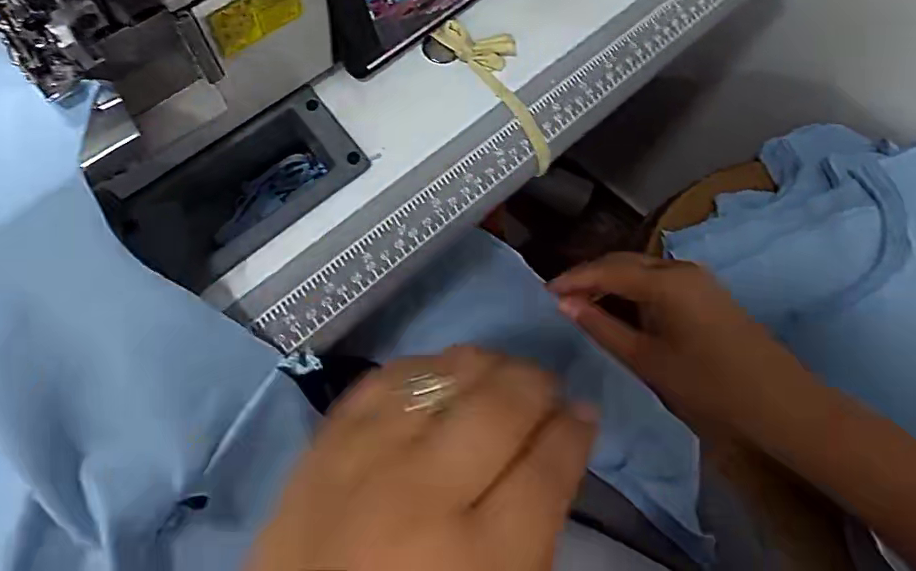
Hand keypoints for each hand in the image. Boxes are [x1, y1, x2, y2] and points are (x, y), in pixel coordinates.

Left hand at [245, 346, 597, 570]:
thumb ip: (527, 538)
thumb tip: (552, 460)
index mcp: (482, 558)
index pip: (546, 472)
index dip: (574, 435)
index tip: (585, 413)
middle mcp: (428, 491)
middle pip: (499, 408)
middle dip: (535, 384)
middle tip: (547, 384)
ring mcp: (372, 452)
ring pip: (443, 376)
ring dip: (483, 363)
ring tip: (500, 368)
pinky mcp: (330, 434)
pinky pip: (387, 377)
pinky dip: (422, 366)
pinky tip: (439, 370)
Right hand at [548, 253, 812, 437]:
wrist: (785, 406)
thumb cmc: (711, 385)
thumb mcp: (647, 360)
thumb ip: (602, 327)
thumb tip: (564, 304)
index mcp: (663, 281)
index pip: (604, 270)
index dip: (572, 280)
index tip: (545, 292)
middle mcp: (677, 267)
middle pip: (621, 261)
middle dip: (589, 275)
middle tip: (560, 296)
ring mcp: (695, 276)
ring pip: (638, 267)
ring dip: (609, 279)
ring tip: (583, 301)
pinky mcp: (705, 289)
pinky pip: (656, 277)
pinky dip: (631, 286)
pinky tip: (619, 305)